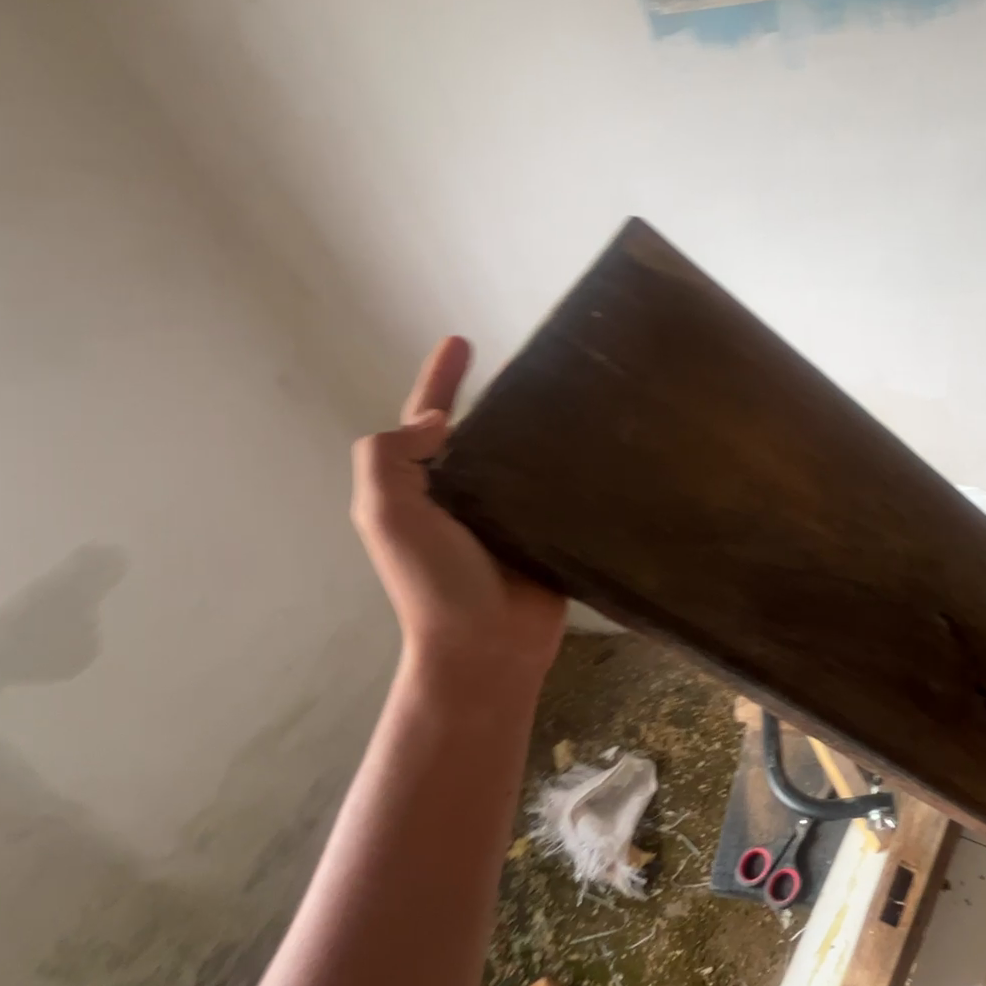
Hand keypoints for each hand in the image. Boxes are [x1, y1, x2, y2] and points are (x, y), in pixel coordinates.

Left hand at [351, 336, 565, 678]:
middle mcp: (464, 496)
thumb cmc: (434, 582)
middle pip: (481, 435)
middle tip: (537, 368)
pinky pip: (558, 492)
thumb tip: (439, 422)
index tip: (462, 340)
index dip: (441, 380)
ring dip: (541, 431)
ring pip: (524, 460)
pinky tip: (598, 448)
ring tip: (576, 398)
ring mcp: (508, 517)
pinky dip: (573, 470)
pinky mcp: (547, 535)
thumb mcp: (387, 513)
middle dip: (498, 400)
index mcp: (423, 487)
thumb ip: (391, 458)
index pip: (427, 420)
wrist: (488, 645)